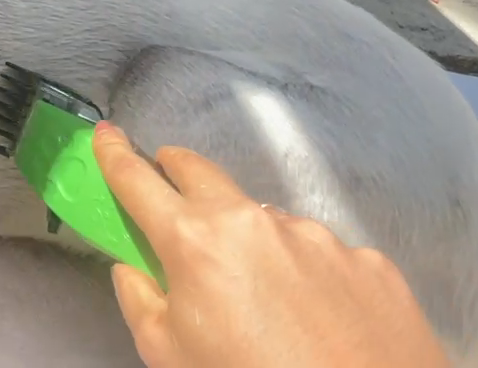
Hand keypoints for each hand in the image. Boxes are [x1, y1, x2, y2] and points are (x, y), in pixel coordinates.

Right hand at [93, 122, 450, 367]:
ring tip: (267, 295)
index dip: (113, 151)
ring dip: (248, 236)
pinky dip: (307, 271)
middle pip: (198, 170)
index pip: (135, 177)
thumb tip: (137, 266)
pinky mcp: (371, 263)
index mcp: (192, 238)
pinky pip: (323, 254)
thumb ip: (139, 298)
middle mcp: (251, 220)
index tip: (105, 132)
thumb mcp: (166, 355)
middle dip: (175, 171)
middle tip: (173, 196)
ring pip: (263, 217)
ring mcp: (316, 237)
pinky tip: (322, 318)